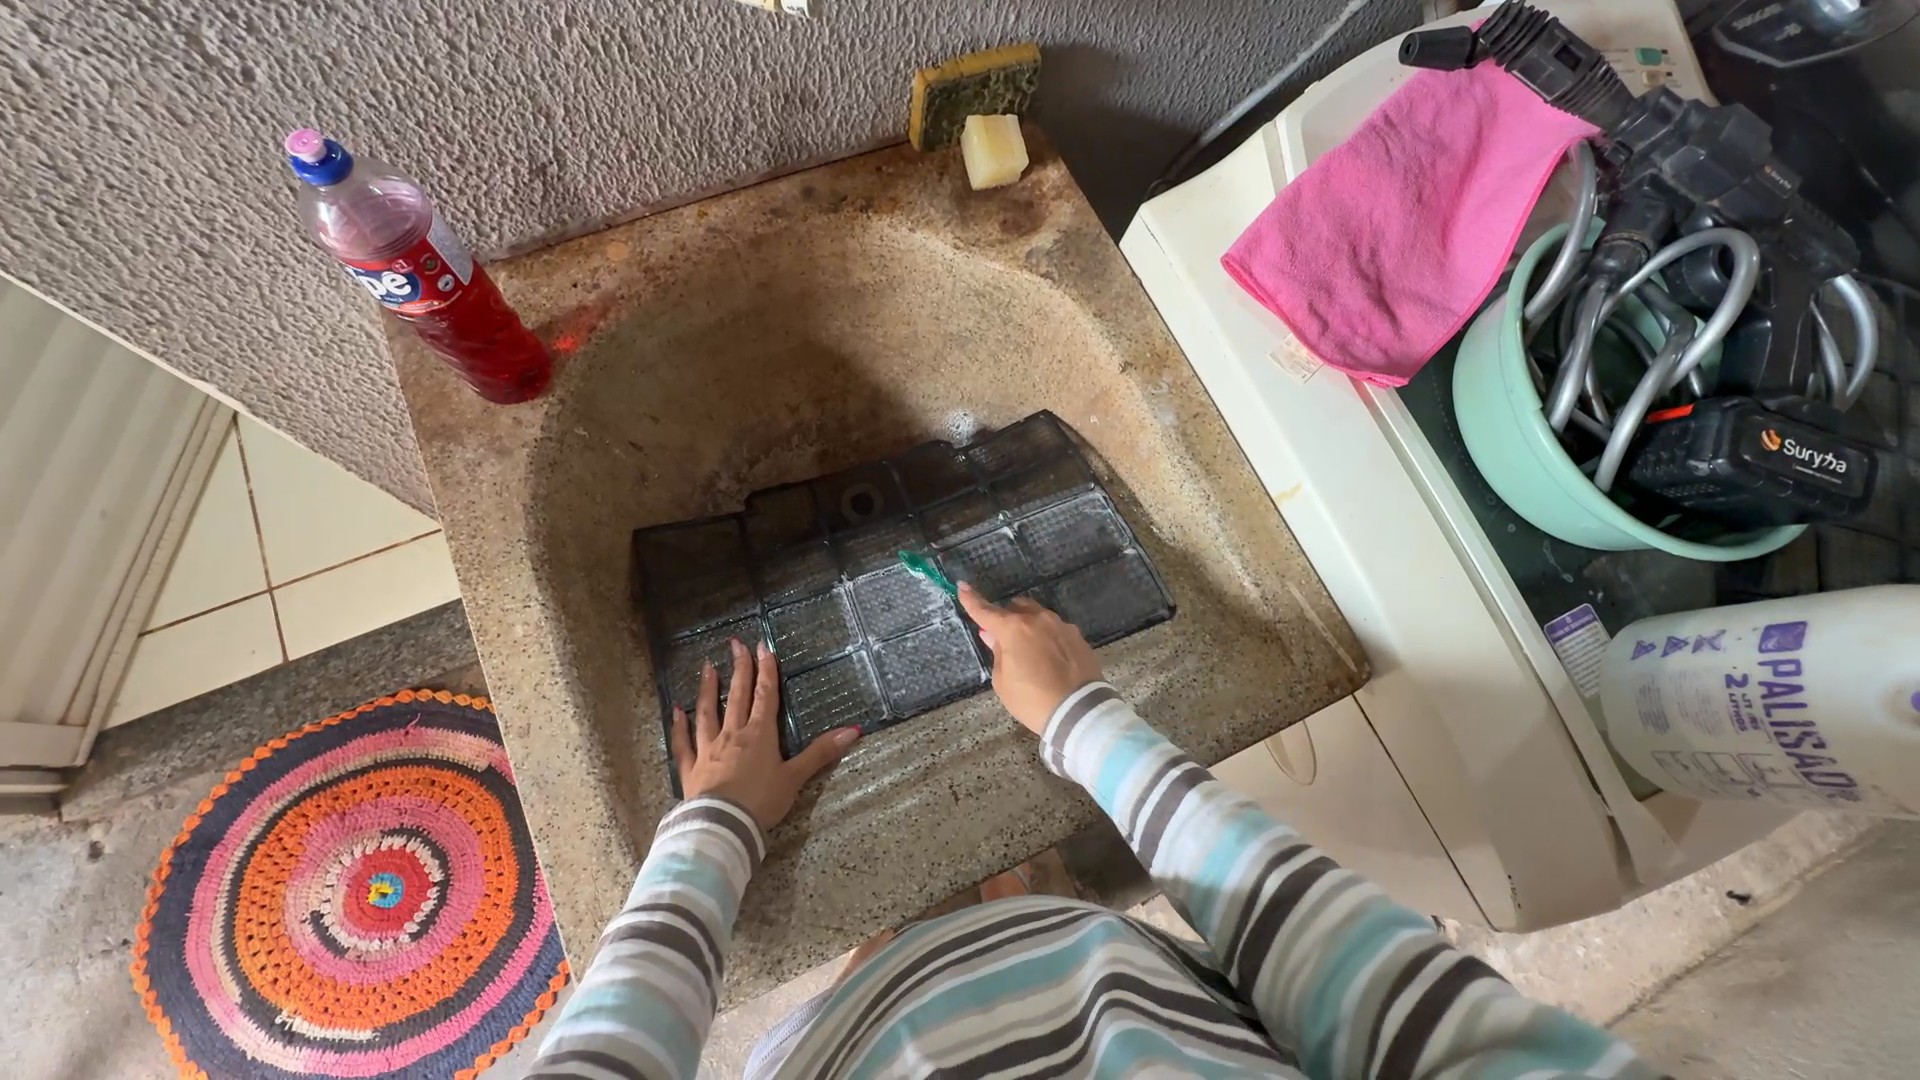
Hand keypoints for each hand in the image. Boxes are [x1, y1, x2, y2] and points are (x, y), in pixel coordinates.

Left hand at [670, 639, 859, 831]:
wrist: (723, 826)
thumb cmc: (761, 801)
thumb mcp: (795, 778)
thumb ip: (821, 752)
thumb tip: (854, 730)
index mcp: (760, 734)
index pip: (765, 696)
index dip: (766, 671)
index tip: (763, 646)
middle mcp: (733, 734)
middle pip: (737, 696)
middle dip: (739, 669)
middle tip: (735, 644)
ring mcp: (708, 750)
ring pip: (707, 712)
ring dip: (708, 688)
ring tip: (707, 667)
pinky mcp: (691, 768)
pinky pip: (684, 743)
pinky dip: (680, 726)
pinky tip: (676, 710)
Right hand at [957, 582, 1103, 735]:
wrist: (1078, 711)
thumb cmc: (1032, 699)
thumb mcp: (1003, 681)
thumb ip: (997, 653)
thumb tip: (993, 635)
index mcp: (1014, 629)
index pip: (986, 611)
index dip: (972, 600)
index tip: (962, 586)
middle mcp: (1038, 619)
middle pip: (1016, 608)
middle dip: (1007, 618)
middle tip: (1004, 640)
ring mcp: (1061, 626)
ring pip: (1039, 616)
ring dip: (1029, 626)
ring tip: (1030, 652)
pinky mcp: (1077, 637)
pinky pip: (1056, 630)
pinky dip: (1048, 638)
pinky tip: (1050, 659)